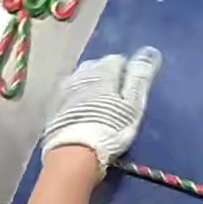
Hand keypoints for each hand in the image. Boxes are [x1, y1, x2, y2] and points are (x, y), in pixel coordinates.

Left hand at [40, 47, 161, 172]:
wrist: (73, 152)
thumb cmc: (109, 128)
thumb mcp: (132, 104)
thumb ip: (139, 77)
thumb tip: (149, 50)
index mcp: (102, 71)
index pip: (117, 60)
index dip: (126, 72)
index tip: (131, 87)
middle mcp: (81, 75)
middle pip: (96, 67)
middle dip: (106, 76)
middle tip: (116, 96)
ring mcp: (64, 90)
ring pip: (81, 79)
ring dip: (90, 86)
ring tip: (99, 102)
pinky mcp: (53, 106)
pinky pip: (68, 94)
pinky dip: (77, 98)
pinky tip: (81, 110)